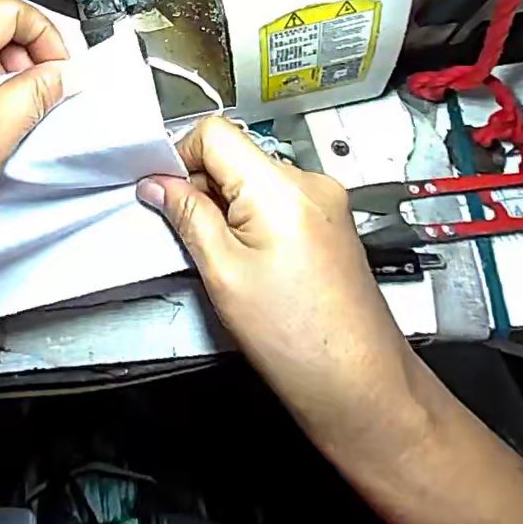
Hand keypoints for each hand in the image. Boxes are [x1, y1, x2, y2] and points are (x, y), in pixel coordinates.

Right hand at [136, 117, 419, 447]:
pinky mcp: (326, 218)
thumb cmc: (301, 342)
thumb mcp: (222, 273)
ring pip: (248, 175)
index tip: (165, 189)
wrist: (364, 391)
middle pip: (231, 153)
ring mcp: (322, 200)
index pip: (214, 133)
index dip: (181, 157)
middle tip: (188, 230)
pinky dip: (246, 214)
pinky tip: (245, 256)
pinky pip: (269, 195)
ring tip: (221, 253)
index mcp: (282, 189)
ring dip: (222, 202)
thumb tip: (158, 183)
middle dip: (200, 184)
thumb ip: (186, 215)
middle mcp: (309, 183)